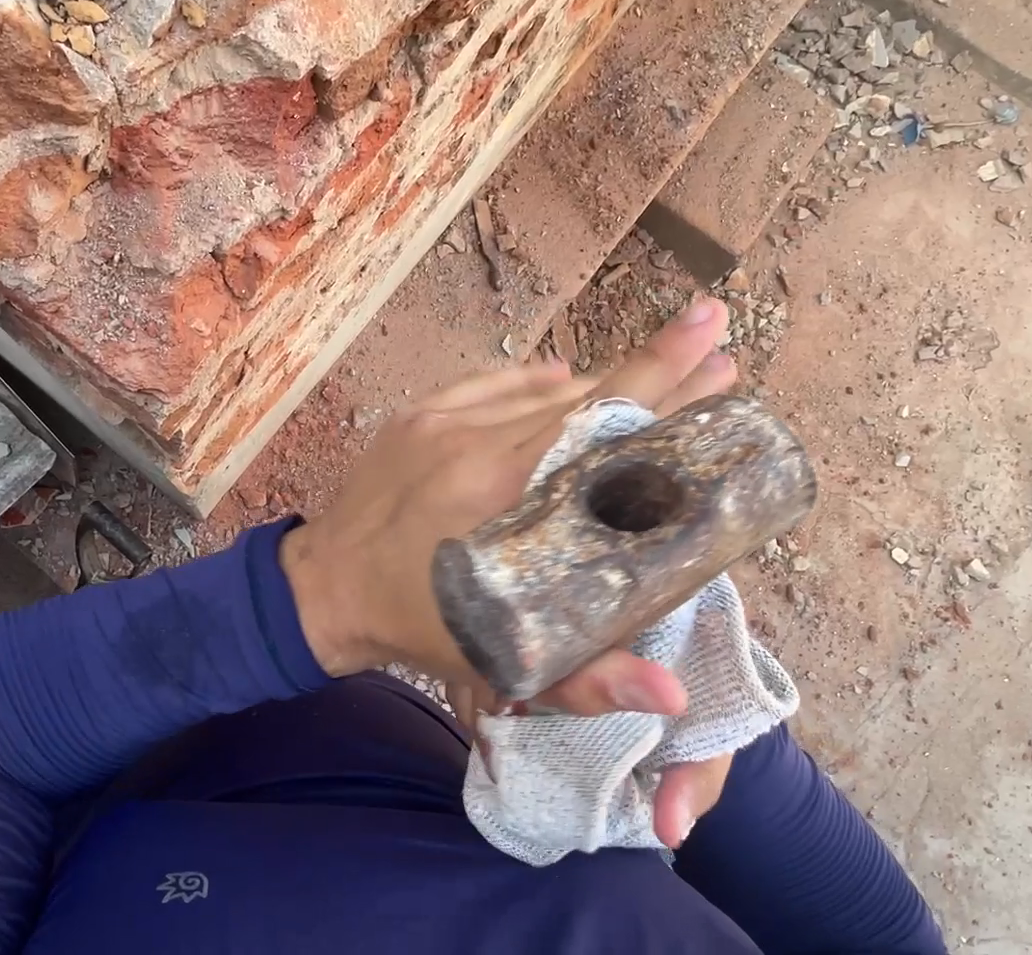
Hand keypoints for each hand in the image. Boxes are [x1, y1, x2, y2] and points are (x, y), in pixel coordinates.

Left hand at [279, 294, 739, 845]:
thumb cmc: (410, 624)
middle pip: (578, 397)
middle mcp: (470, 439)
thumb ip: (582, 678)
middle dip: (648, 374)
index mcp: (496, 489)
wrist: (320, 586)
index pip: (596, 420)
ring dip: (594, 383)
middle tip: (709, 348)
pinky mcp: (415, 417)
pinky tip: (563, 376)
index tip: (711, 336)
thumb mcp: (494, 659)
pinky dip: (530, 381)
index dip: (659, 376)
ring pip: (535, 391)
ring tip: (646, 373)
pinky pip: (487, 384)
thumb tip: (673, 695)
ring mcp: (437, 420)